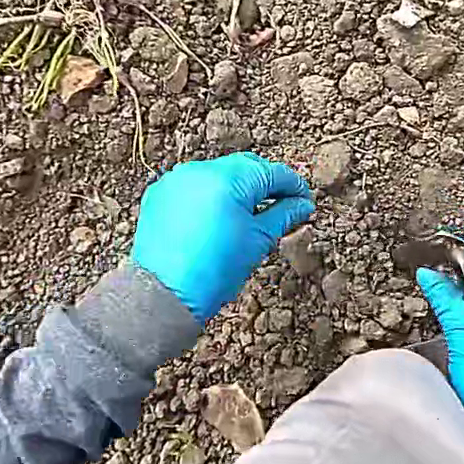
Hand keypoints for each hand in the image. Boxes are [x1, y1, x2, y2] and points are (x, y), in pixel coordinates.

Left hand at [131, 153, 315, 322]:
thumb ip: (284, 215)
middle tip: (282, 205)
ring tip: (249, 215)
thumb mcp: (259, 241)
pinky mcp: (160, 193)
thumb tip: (302, 205)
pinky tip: (218, 219)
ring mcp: (176, 179)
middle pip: (245, 167)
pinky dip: (209, 196)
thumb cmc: (214, 271)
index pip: (272, 172)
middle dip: (265, 184)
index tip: (304, 200)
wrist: (165, 296)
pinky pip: (193, 185)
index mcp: (228, 179)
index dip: (293, 186)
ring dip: (237, 189)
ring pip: (219, 174)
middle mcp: (200, 171)